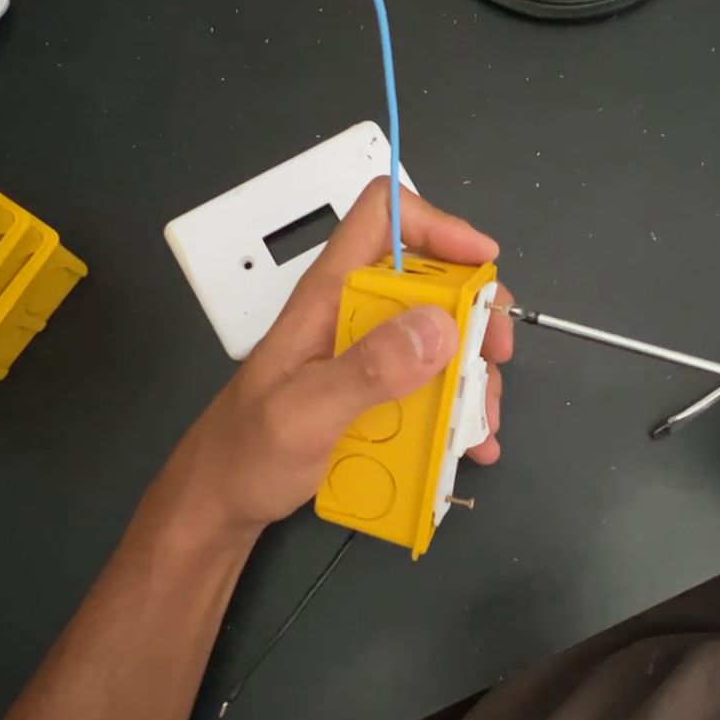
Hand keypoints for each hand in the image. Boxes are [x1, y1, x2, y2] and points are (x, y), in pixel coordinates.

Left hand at [164, 178, 512, 534]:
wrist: (222, 501)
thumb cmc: (248, 454)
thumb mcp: (305, 414)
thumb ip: (368, 370)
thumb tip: (441, 326)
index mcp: (329, 296)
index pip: (383, 218)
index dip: (437, 225)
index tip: (483, 264)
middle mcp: (354, 314)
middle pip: (429, 278)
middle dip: (475, 311)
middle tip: (497, 354)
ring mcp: (367, 354)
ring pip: (439, 336)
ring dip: (472, 372)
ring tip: (484, 423)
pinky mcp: (375, 392)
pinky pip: (429, 383)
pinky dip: (457, 408)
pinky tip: (470, 444)